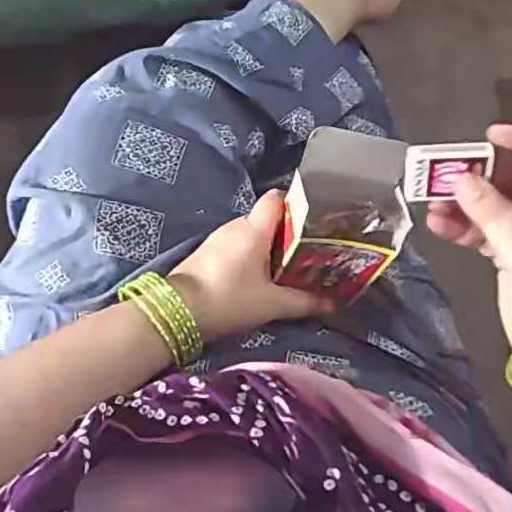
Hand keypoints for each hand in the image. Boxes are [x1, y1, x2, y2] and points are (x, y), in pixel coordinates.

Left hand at [171, 189, 335, 341]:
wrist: (176, 312)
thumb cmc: (229, 300)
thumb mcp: (272, 304)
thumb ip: (305, 302)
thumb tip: (335, 304)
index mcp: (254, 229)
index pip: (276, 198)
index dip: (294, 205)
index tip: (310, 225)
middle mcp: (234, 226)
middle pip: (266, 219)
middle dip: (284, 235)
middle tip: (303, 256)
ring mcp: (216, 239)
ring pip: (249, 235)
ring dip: (264, 249)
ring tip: (281, 271)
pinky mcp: (204, 253)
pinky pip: (234, 246)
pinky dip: (247, 257)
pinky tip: (254, 279)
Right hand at [426, 125, 511, 381]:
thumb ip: (498, 218)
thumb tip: (461, 179)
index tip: (490, 136)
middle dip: (488, 174)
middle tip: (450, 174)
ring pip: (503, 203)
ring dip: (470, 202)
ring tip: (435, 204)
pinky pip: (489, 229)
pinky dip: (466, 226)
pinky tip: (440, 226)